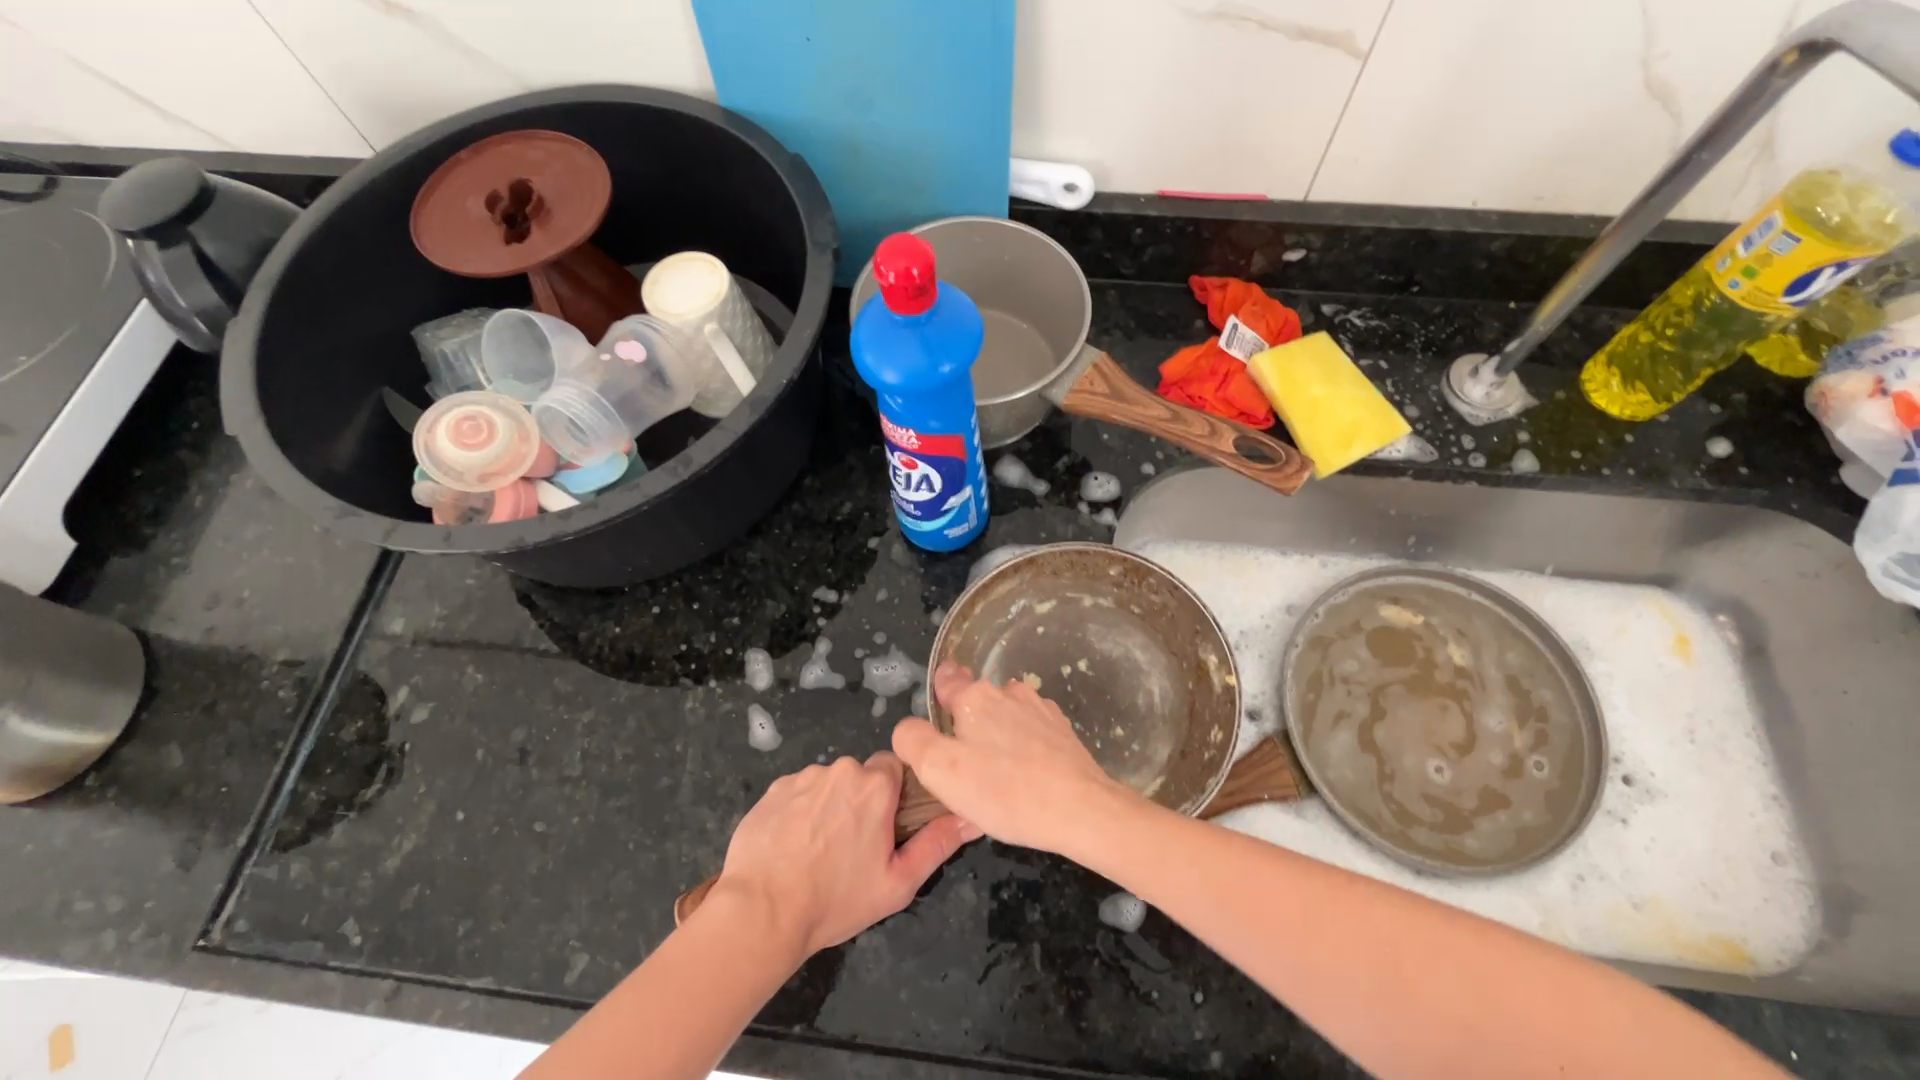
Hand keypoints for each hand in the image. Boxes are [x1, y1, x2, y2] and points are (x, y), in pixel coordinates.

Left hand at [706, 752, 979, 957]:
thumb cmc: (836, 900)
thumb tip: (972, 819)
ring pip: (827, 785)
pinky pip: (796, 794)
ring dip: (829, 807)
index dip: (893, 796)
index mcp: (875, 786)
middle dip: (860, 803)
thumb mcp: (898, 882)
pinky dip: (799, 813)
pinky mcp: (770, 792)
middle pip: (860, 776)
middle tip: (854, 847)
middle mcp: (839, 770)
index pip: (895, 768)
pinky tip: (793, 848)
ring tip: (819, 852)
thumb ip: (938, 844)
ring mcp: (801, 778)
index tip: (887, 826)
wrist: (761, 912)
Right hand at [892, 662, 1130, 855]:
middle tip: (962, 761)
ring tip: (995, 772)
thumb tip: (909, 729)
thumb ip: (913, 741)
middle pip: (977, 700)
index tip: (937, 712)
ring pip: (1006, 715)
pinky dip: (1023, 747)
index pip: (947, 680)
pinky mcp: (1063, 732)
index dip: (938, 693)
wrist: (1080, 809)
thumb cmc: (1003, 790)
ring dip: (997, 734)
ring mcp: (1041, 710)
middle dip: (967, 722)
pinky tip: (1025, 775)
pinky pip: (1031, 732)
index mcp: (974, 697)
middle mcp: (1009, 693)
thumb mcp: (939, 770)